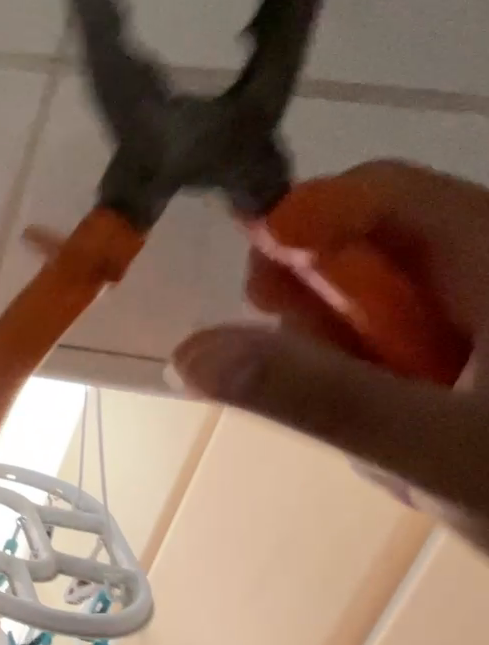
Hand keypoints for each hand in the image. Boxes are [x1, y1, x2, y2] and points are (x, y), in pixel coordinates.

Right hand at [171, 161, 488, 536]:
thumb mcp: (447, 452)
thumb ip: (318, 398)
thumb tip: (186, 354)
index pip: (372, 192)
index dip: (297, 228)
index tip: (262, 298)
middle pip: (361, 250)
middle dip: (318, 318)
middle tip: (320, 379)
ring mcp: (487, 315)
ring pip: (371, 307)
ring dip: (347, 368)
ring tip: (393, 435)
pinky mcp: (481, 353)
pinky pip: (400, 348)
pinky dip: (382, 392)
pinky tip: (415, 440)